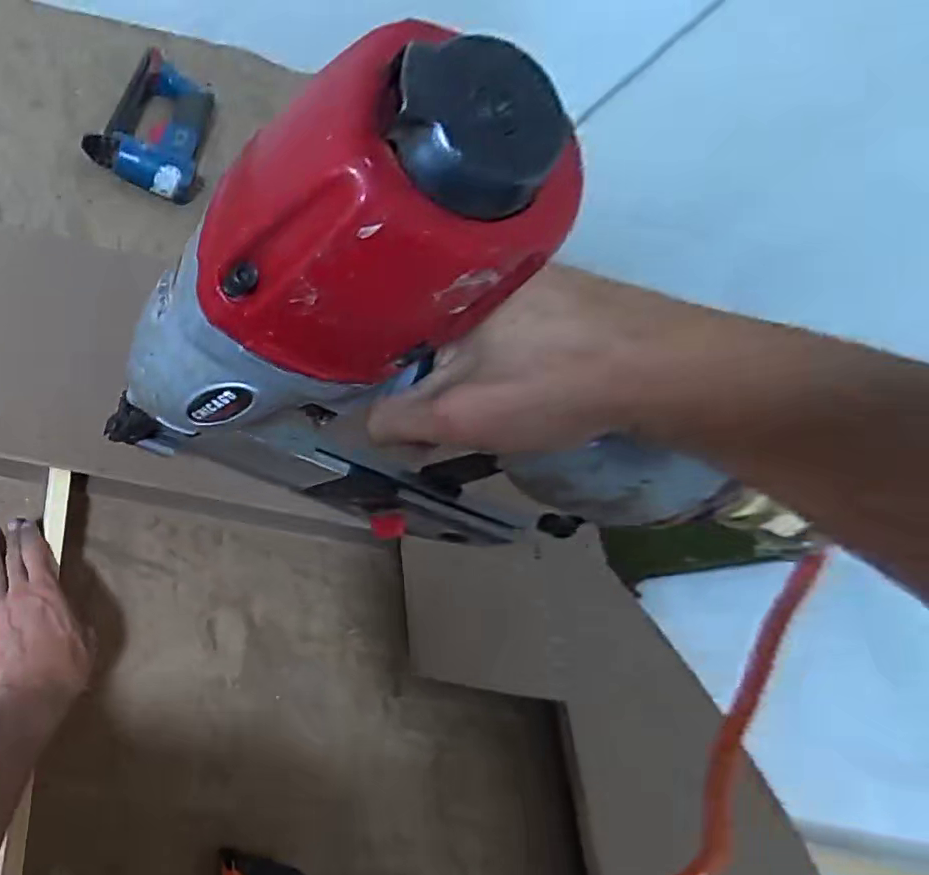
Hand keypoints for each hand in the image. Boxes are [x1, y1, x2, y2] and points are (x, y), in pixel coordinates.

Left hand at [0, 519, 91, 706]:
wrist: (32, 693)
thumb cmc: (66, 667)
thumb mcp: (86, 640)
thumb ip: (78, 620)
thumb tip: (73, 614)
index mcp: (46, 592)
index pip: (37, 553)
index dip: (31, 535)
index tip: (27, 523)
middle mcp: (19, 594)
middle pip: (13, 559)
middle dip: (12, 538)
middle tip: (9, 524)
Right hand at [368, 264, 702, 453]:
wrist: (684, 374)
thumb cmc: (555, 387)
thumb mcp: (453, 417)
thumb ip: (391, 422)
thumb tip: (370, 425)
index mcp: (451, 286)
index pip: (379, 326)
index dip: (366, 369)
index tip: (372, 402)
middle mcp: (487, 272)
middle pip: (420, 333)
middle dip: (414, 379)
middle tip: (428, 418)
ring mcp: (531, 281)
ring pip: (459, 334)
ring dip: (453, 373)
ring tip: (473, 407)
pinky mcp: (564, 297)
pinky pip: (498, 332)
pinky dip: (489, 363)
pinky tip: (511, 387)